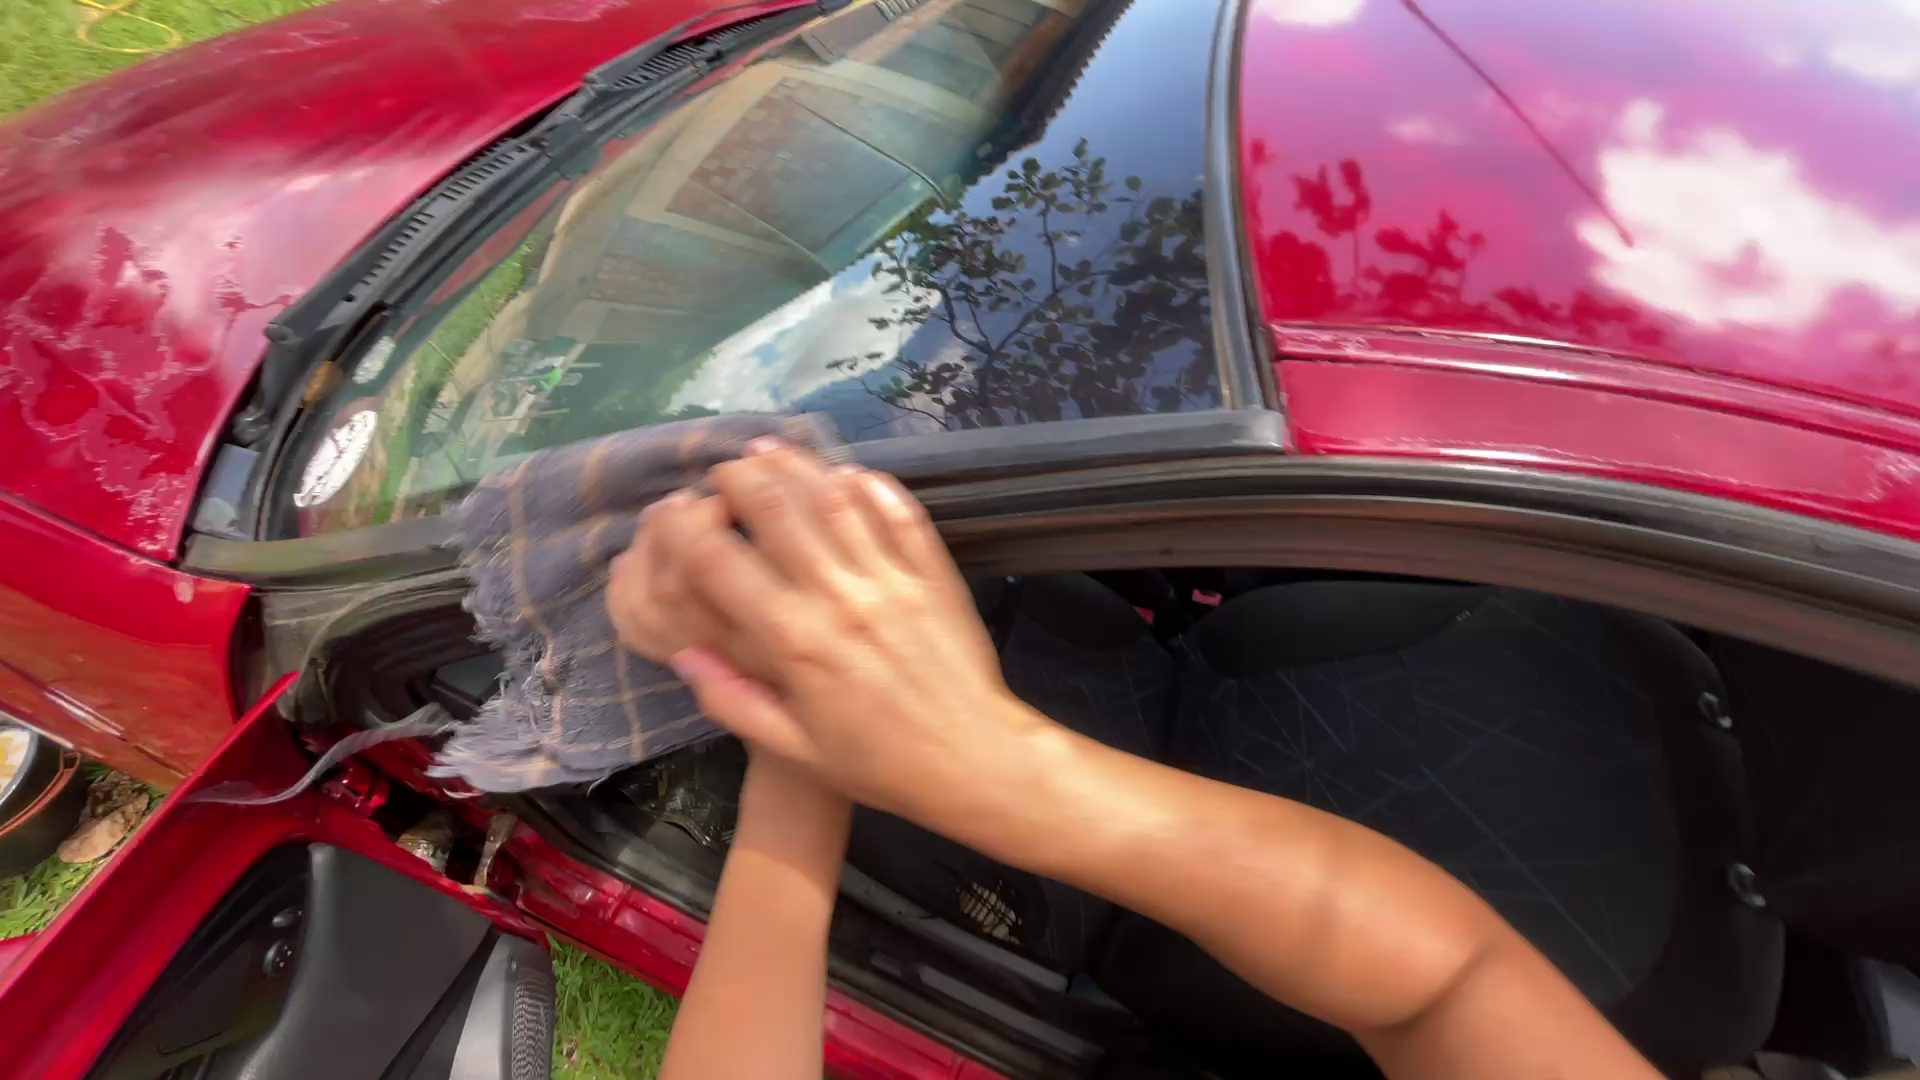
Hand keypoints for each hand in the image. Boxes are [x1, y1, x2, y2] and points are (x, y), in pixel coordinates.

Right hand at [630, 442, 1053, 825]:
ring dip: (796, 465)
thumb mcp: (796, 748)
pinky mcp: (932, 571)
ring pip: (835, 499)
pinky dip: (871, 485)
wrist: (972, 758)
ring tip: (769, 449)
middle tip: (723, 471)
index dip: (683, 528)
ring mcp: (890, 576)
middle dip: (740, 479)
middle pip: (777, 511)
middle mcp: (838, 595)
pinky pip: (898, 512)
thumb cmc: (879, 762)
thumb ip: (734, 699)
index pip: (718, 563)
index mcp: (793, 641)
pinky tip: (847, 472)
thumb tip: (685, 651)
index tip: (670, 512)